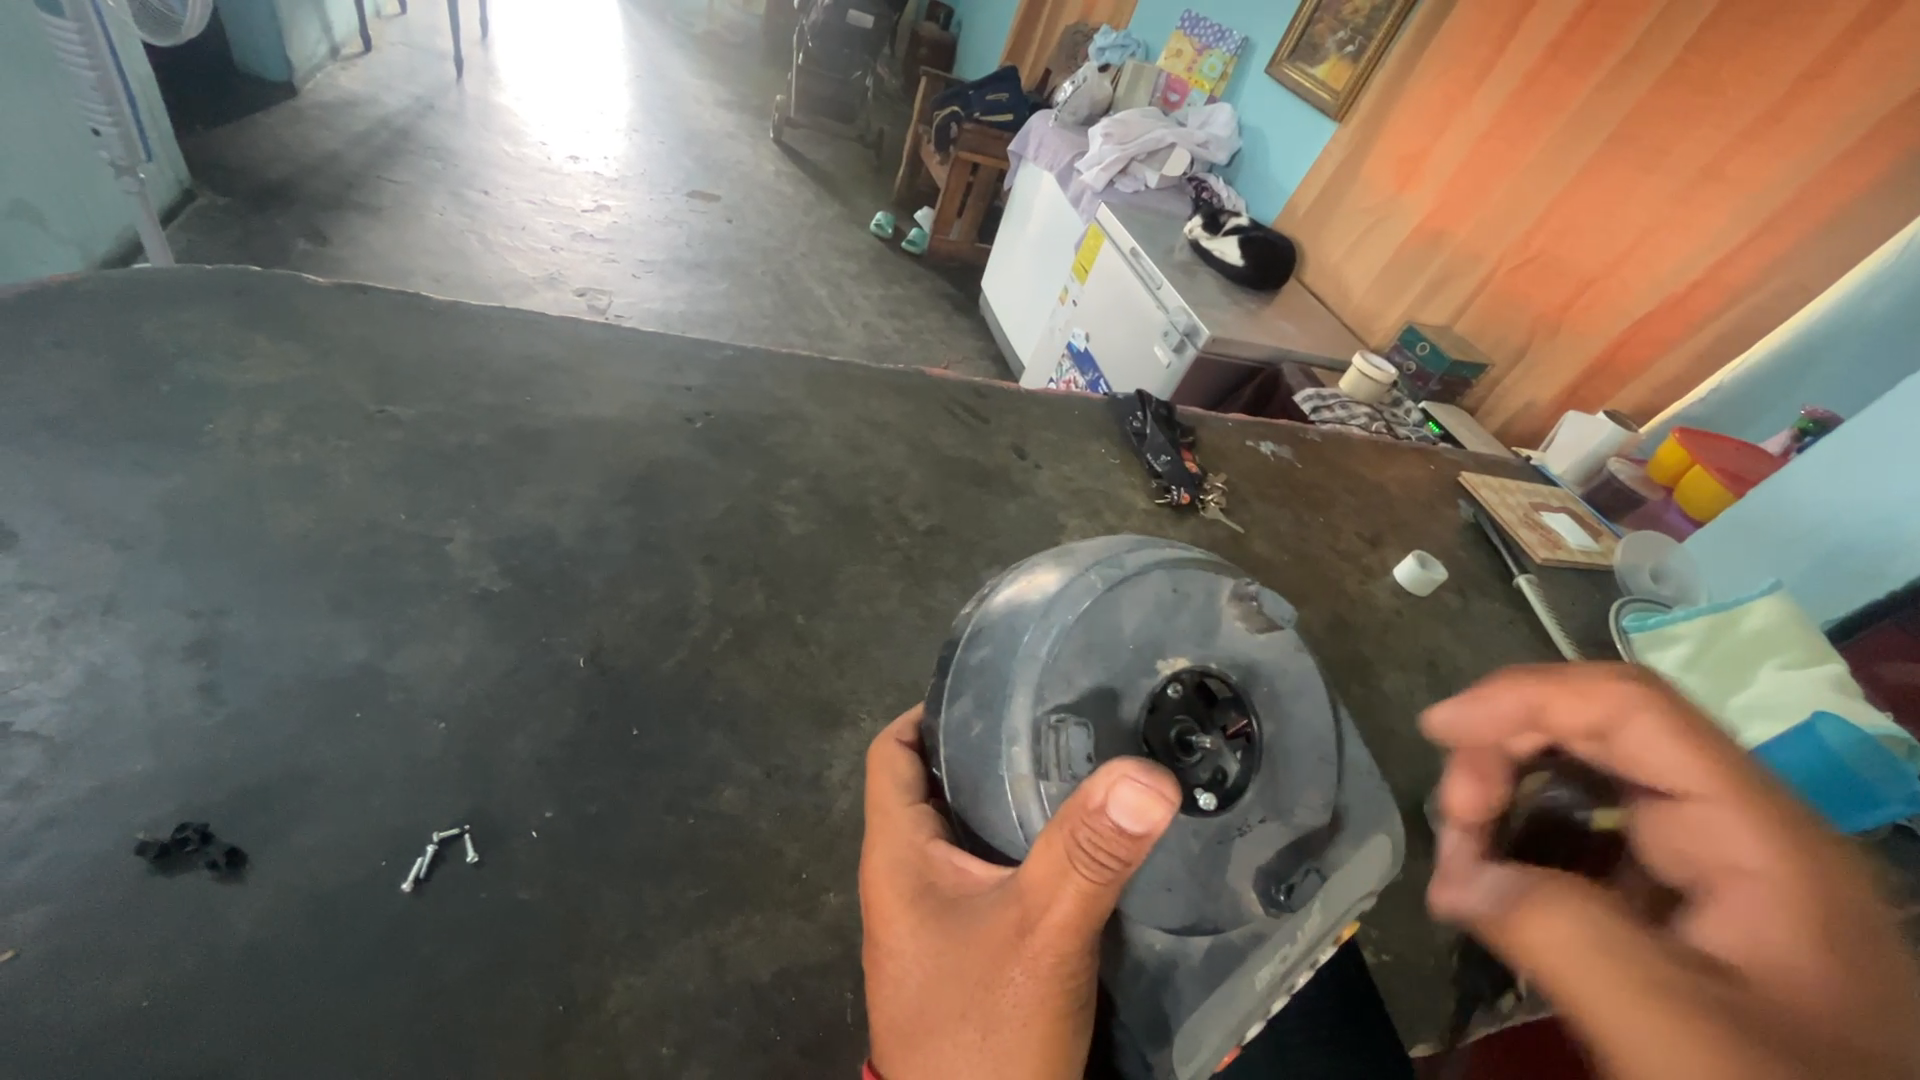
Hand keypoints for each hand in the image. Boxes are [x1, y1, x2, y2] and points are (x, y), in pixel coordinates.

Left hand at [860, 704, 1180, 1079]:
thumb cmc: (984, 1031)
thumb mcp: (1041, 931)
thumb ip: (1089, 851)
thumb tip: (1147, 773)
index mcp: (897, 855)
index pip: (894, 751)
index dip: (931, 710)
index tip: (995, 686)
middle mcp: (907, 877)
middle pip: (935, 784)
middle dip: (986, 748)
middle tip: (1055, 715)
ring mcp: (935, 917)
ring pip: (967, 831)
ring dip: (1009, 799)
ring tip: (1076, 761)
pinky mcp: (967, 947)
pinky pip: (991, 873)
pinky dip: (1025, 846)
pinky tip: (1077, 839)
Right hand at [1424, 664, 1919, 1079]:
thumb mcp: (1678, 1034)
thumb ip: (1568, 939)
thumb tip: (1461, 878)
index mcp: (1759, 836)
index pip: (1628, 709)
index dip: (1522, 699)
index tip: (1436, 732)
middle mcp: (1736, 828)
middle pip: (1591, 736)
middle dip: (1500, 763)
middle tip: (1454, 832)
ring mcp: (1709, 866)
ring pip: (1575, 782)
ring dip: (1499, 809)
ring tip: (1461, 877)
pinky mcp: (1678, 902)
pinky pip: (1578, 838)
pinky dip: (1515, 849)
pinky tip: (1486, 893)